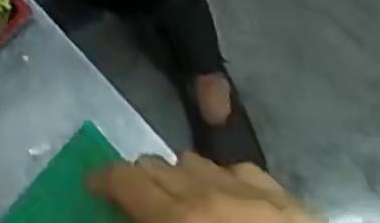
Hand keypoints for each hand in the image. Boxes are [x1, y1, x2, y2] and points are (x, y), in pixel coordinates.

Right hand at [90, 153, 315, 222]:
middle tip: (135, 212)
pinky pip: (239, 173)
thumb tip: (134, 218)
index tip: (90, 189)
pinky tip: (234, 212)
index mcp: (184, 219)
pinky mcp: (289, 198)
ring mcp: (253, 190)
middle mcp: (211, 190)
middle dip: (140, 184)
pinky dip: (223, 186)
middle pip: (158, 165)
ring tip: (183, 213)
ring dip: (180, 182)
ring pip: (196, 162)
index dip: (103, 180)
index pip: (128, 181)